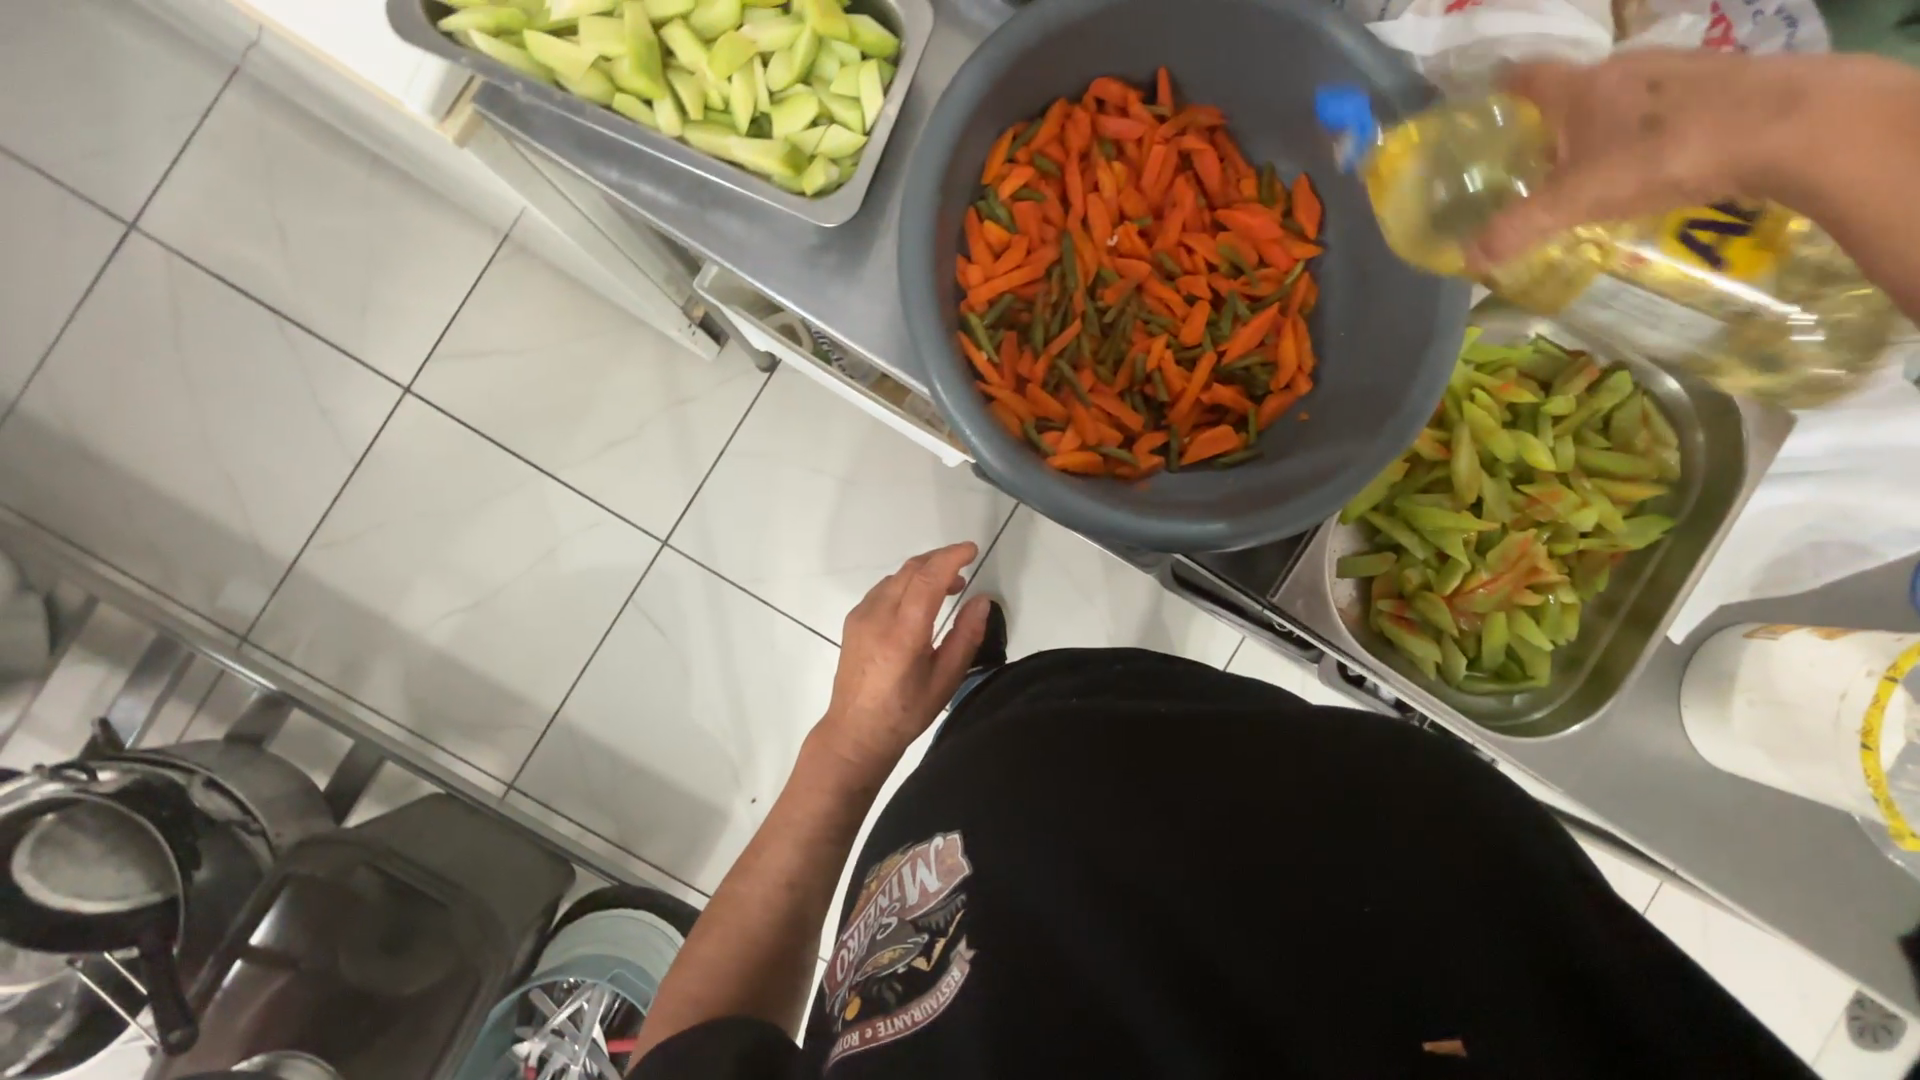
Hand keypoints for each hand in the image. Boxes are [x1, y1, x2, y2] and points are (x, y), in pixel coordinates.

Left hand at [816, 543, 992, 770]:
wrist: (855, 731)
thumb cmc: (906, 712)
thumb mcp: (945, 679)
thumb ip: (966, 636)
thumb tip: (982, 601)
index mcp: (903, 634)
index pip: (928, 579)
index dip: (951, 557)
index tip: (971, 550)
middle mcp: (878, 616)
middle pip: (911, 569)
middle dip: (940, 559)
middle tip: (965, 567)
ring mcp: (861, 616)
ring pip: (896, 576)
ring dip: (923, 571)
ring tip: (948, 587)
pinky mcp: (853, 620)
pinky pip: (883, 589)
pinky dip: (906, 583)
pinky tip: (919, 601)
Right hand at [1470, 51, 1809, 269]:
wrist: (1792, 127)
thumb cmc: (1666, 153)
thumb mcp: (1578, 200)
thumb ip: (1519, 227)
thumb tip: (1468, 259)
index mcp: (1582, 87)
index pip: (1525, 77)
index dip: (1500, 92)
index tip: (1486, 116)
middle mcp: (1626, 67)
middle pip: (1573, 90)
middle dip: (1551, 124)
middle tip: (1535, 163)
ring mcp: (1679, 72)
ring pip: (1622, 99)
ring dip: (1603, 129)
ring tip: (1593, 171)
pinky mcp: (1723, 85)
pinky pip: (1667, 107)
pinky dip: (1648, 132)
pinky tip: (1654, 165)